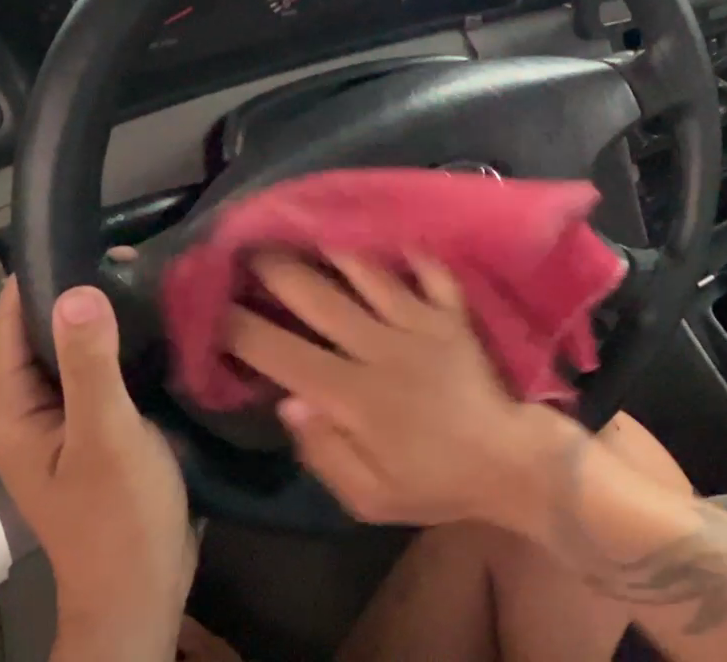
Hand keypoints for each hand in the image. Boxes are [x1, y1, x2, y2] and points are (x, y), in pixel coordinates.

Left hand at [0, 278, 194, 661]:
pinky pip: (104, 373)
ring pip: (79, 353)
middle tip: (143, 256)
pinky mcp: (99, 429)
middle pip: (46, 335)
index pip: (9, 325)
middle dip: (85, 294)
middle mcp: (28, 411)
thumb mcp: (106, 434)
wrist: (142, 585)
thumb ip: (91, 363)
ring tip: (158, 280)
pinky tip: (165, 328)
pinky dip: (128, 348)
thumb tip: (76, 290)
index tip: (95, 236)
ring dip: (111, 320)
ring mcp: (64, 422)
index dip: (43, 279)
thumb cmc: (117, 514)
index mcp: (10, 411)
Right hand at [226, 251, 581, 530]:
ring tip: (310, 229)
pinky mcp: (454, 316)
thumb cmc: (435, 482)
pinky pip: (433, 274)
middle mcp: (382, 347)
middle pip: (321, 299)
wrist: (510, 460)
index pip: (284, 353)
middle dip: (280, 272)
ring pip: (371, 276)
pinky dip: (414, 255)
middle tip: (250, 247)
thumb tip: (287, 402)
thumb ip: (324, 450)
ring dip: (337, 251)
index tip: (216, 311)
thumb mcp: (369, 496)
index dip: (243, 331)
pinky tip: (396, 239)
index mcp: (353, 394)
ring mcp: (423, 324)